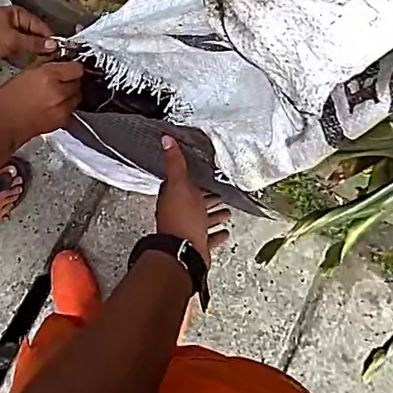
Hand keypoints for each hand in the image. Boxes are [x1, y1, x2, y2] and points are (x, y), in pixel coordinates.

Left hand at [0, 6, 55, 62]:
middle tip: (53, 60)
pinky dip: (23, 55)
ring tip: (43, 63)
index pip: (42, 26)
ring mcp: (7, 33)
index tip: (59, 51)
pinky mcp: (0, 44)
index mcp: (18, 14)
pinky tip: (28, 64)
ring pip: (26, 43)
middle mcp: (14, 22)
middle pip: (35, 35)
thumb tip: (51, 44)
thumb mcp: (11, 39)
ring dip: (33, 52)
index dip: (50, 39)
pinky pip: (17, 50)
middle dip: (43, 46)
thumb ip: (33, 43)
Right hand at [0, 61, 83, 146]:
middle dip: (71, 79)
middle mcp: (58, 92)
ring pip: (77, 96)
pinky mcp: (62, 120)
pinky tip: (53, 104)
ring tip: (56, 93)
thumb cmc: (6, 101)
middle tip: (59, 80)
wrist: (2, 126)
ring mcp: (62, 108)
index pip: (76, 68)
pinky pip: (72, 108)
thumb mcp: (22, 74)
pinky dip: (67, 105)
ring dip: (70, 93)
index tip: (68, 66)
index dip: (72, 66)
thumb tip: (54, 60)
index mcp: (48, 77)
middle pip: (78, 82)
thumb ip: (43, 65)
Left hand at [156, 135, 230, 262]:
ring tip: (227, 212)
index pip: (182, 185)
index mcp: (173, 197)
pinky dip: (217, 234)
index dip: (193, 180)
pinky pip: (209, 238)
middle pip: (195, 203)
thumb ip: (175, 162)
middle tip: (220, 193)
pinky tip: (225, 232)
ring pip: (203, 220)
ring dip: (214, 215)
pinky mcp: (198, 245)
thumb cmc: (182, 218)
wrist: (184, 252)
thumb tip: (165, 139)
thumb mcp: (180, 184)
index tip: (204, 175)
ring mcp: (188, 230)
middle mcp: (179, 213)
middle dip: (207, 198)